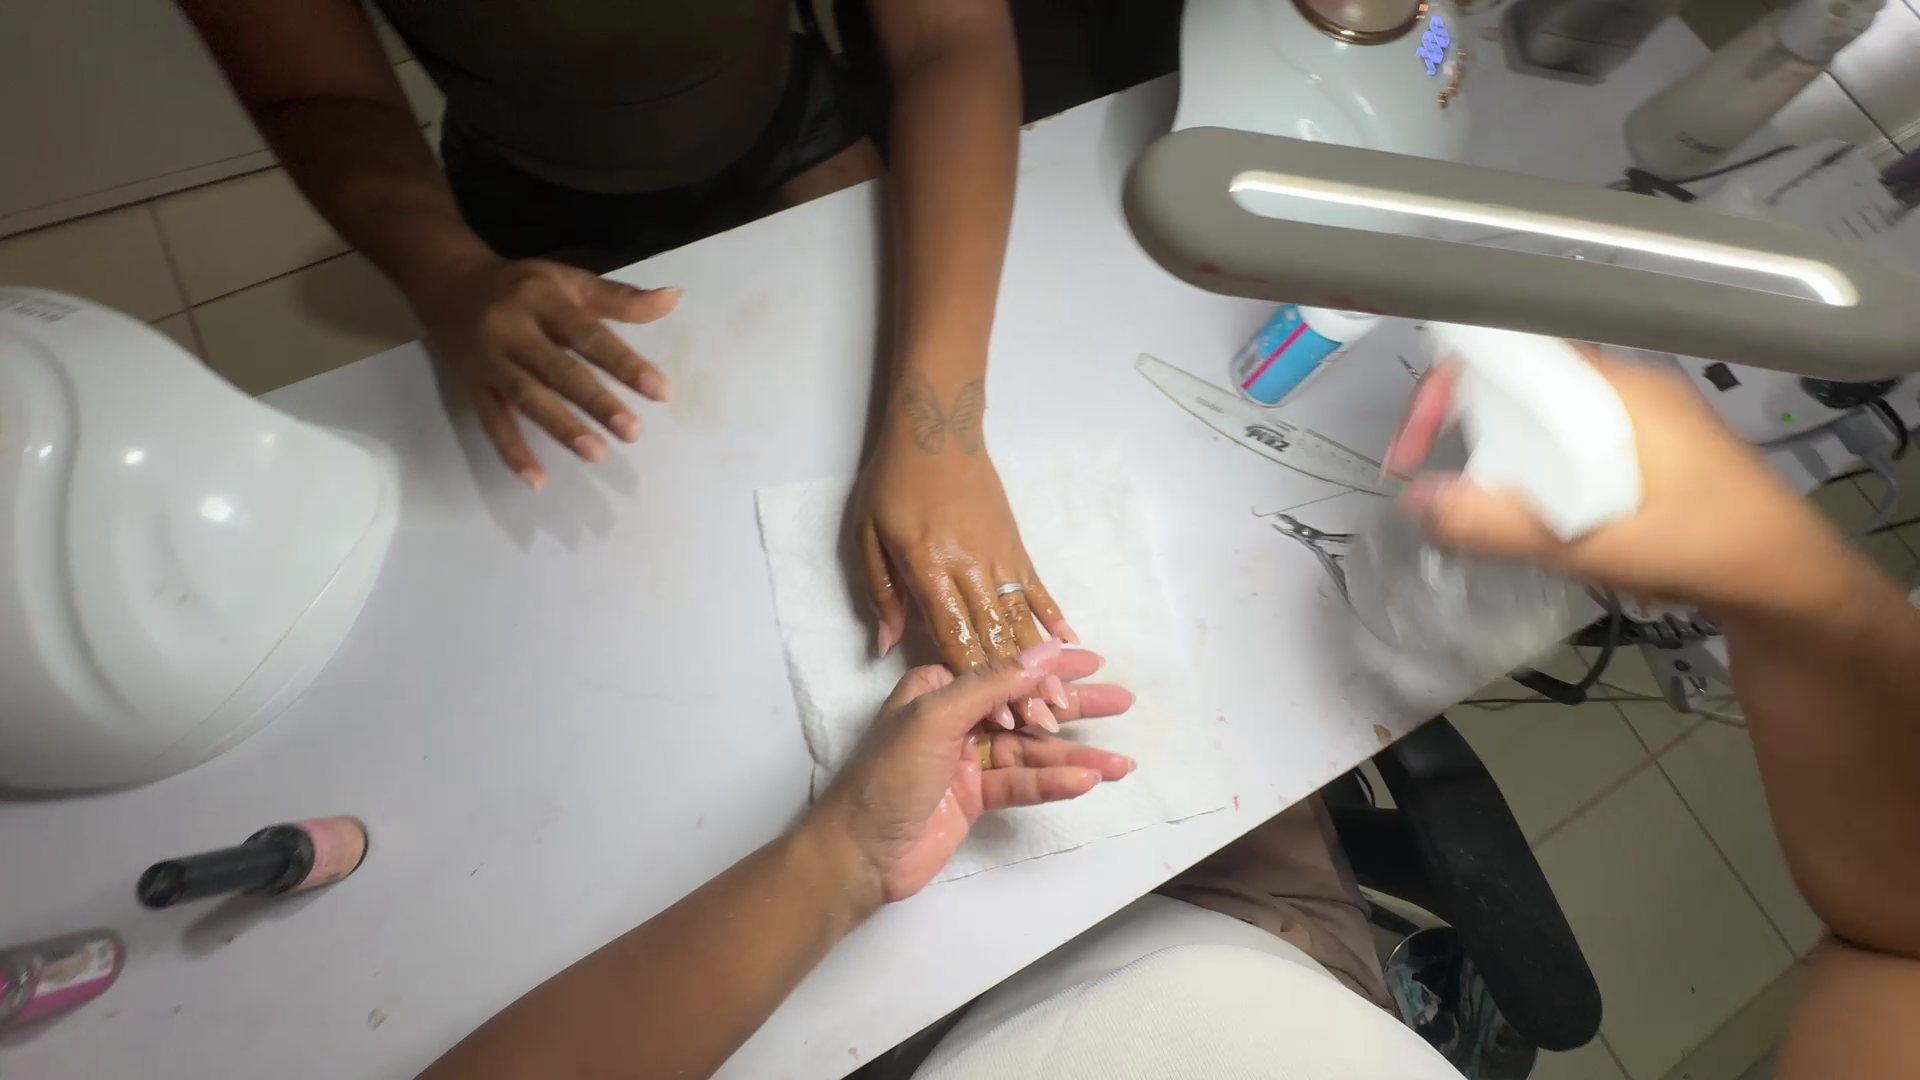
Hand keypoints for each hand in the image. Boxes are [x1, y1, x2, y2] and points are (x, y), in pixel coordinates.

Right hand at [409, 253, 678, 489]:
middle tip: (632, 431)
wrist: (443, 278)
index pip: (589, 335)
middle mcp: (513, 330)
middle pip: (558, 370)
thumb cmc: (523, 285)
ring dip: (561, 428)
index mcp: (544, 301)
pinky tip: (537, 480)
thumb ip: (622, 298)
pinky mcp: (472, 385)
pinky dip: (512, 452)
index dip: (625, 363)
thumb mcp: (570, 280)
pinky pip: (492, 421)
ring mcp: (490, 360)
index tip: (661, 392)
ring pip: (527, 398)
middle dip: (596, 402)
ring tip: (596, 454)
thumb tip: (675, 297)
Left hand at [803, 642, 1134, 905]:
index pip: (1004, 669)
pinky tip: (1087, 781)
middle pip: (1025, 705)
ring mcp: (968, 758)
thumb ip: (994, 683)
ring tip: (1122, 761)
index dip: (1049, 666)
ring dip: (1074, 755)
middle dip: (1073, 705)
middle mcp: (957, 717)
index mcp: (940, 687)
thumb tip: (1045, 649)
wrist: (857, 855)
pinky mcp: (976, 796)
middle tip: (1122, 698)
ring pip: (1031, 750)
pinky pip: (1022, 783)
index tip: (1092, 661)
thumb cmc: (888, 775)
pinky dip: (1053, 784)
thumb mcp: (937, 717)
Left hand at [855, 374, 1076, 731]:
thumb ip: (882, 592)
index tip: (1000, 716)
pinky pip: (1036, 585)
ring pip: (1022, 617)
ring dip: (1042, 661)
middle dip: (1020, 684)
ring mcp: (998, 555)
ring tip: (1064, 696)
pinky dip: (1053, 613)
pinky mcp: (1014, 544)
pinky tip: (1070, 640)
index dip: (978, 680)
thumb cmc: (892, 483)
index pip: (956, 634)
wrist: (935, 426)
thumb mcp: (867, 536)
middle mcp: (969, 567)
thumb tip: (887, 643)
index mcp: (928, 568)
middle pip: (997, 635)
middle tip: (1044, 722)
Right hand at [1384, 347, 1853, 615]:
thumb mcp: (1596, 544)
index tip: (1417, 439)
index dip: (1449, 384)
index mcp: (1618, 394)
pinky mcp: (1619, 449)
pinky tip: (1509, 505)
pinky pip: (1543, 441)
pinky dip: (1508, 466)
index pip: (1512, 354)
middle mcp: (1616, 394)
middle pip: (1508, 383)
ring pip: (1522, 415)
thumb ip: (1503, 525)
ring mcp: (1620, 420)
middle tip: (1420, 470)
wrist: (1783, 585)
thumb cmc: (1712, 550)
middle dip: (1451, 421)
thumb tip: (1416, 502)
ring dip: (1481, 451)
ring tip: (1462, 498)